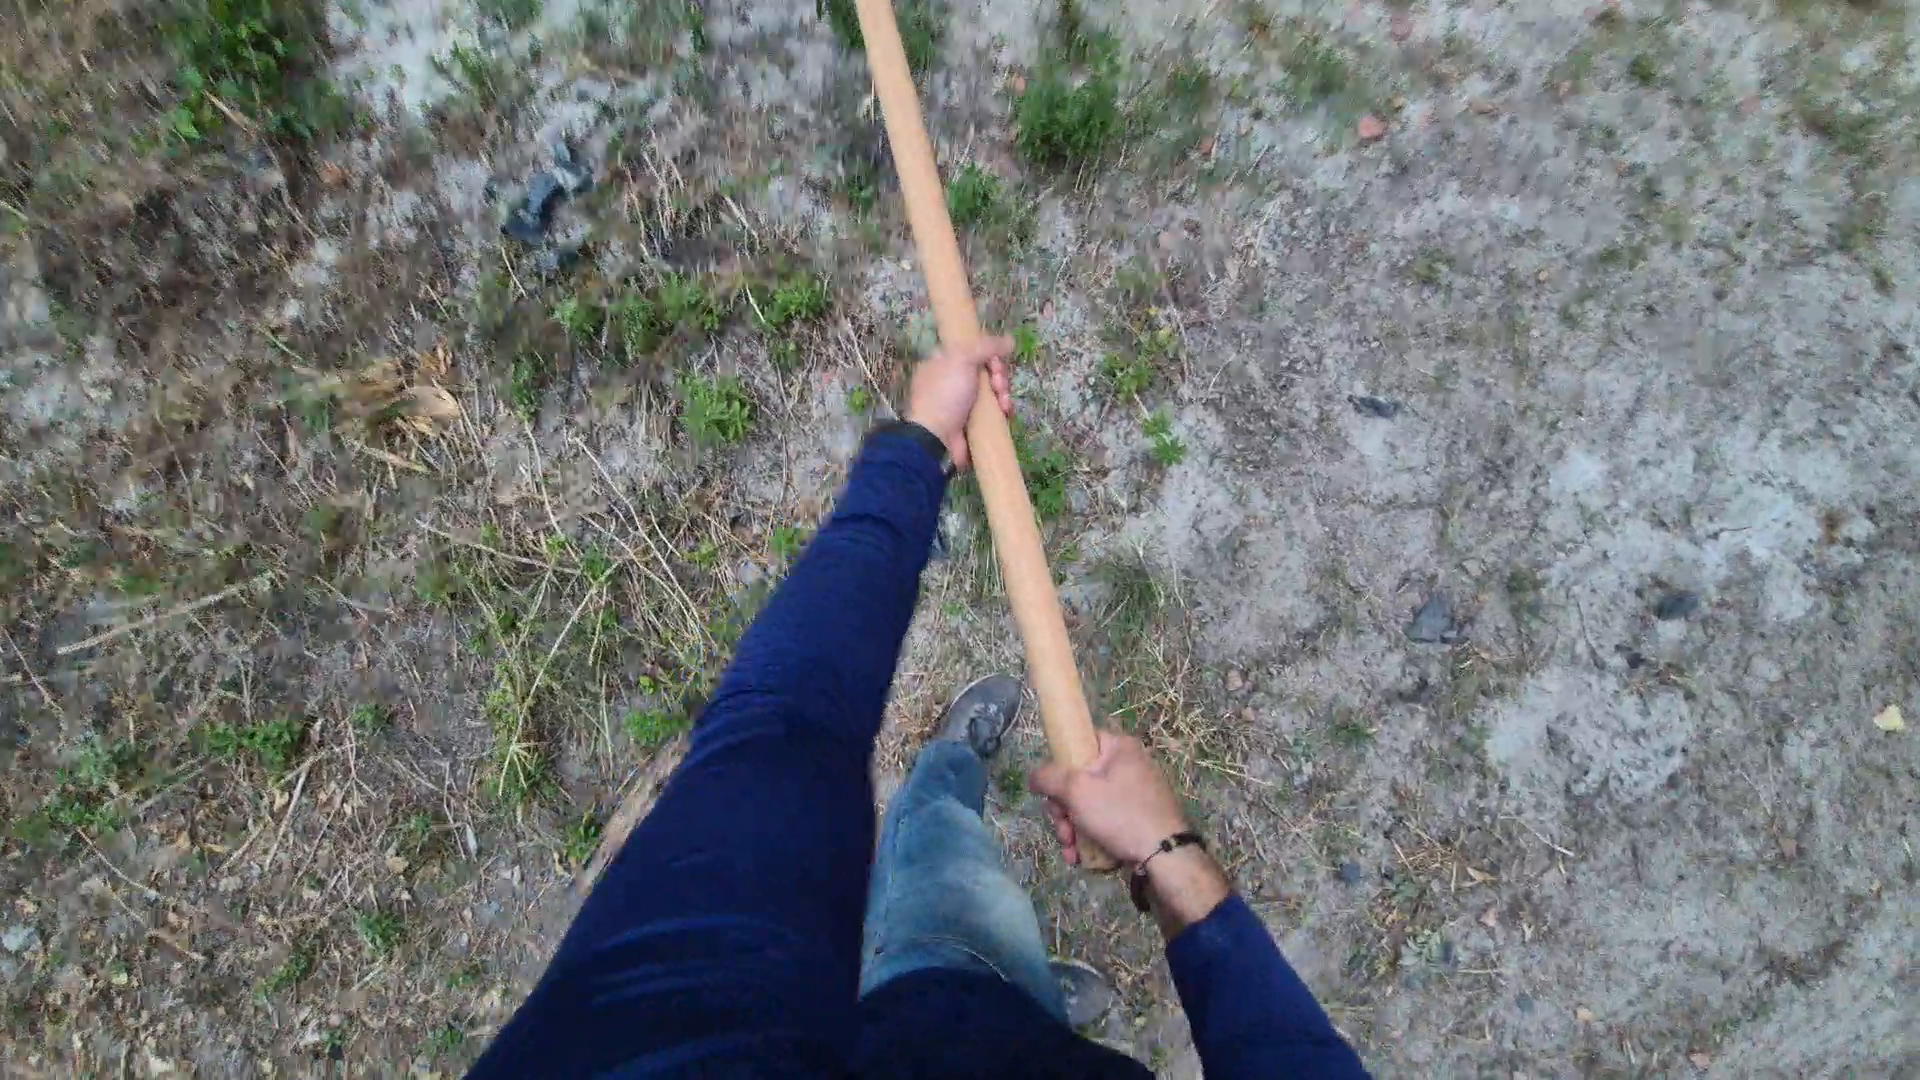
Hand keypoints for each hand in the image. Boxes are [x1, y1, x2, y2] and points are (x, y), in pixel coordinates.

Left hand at [905, 336, 1014, 469]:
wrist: (937, 437)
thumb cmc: (945, 394)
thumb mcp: (962, 359)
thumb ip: (986, 346)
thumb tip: (1010, 340)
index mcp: (943, 364)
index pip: (972, 351)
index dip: (988, 354)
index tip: (994, 362)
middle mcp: (952, 382)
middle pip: (985, 371)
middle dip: (998, 376)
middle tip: (998, 384)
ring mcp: (963, 404)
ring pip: (992, 391)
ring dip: (1003, 394)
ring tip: (1003, 403)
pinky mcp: (973, 423)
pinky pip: (993, 411)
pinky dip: (1002, 410)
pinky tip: (1006, 412)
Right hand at [1029, 731, 1190, 865]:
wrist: (1167, 858)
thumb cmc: (1121, 814)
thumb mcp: (1076, 790)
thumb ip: (1048, 777)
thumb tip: (1034, 776)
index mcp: (1119, 747)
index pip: (1079, 742)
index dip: (1059, 765)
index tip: (1052, 791)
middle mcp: (1130, 765)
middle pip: (1080, 779)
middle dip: (1063, 809)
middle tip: (1061, 828)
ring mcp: (1136, 793)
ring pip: (1090, 804)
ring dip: (1073, 827)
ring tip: (1071, 850)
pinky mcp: (1139, 818)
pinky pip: (1105, 820)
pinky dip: (1091, 836)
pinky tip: (1081, 856)